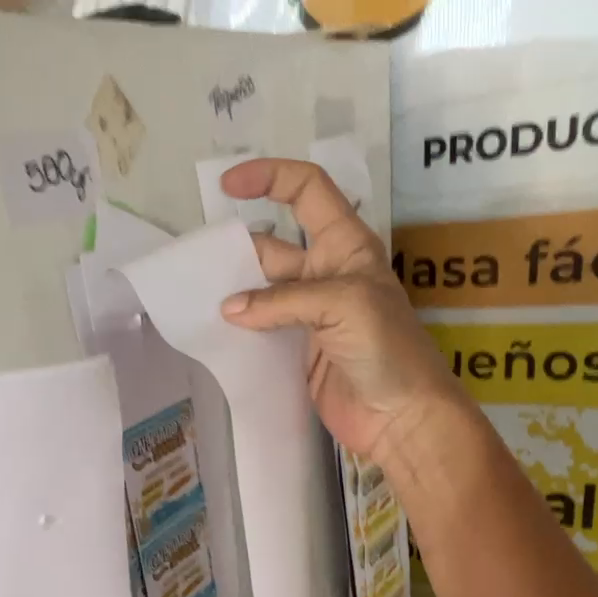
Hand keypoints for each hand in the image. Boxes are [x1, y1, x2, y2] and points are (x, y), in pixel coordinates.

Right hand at [218, 158, 464, 463]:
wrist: (401, 418)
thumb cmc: (387, 349)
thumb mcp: (343, 305)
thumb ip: (283, 301)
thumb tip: (229, 309)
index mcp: (346, 245)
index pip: (307, 192)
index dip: (270, 177)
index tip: (228, 185)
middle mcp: (326, 273)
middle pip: (273, 245)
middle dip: (237, 247)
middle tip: (197, 262)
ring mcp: (310, 315)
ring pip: (261, 291)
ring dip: (233, 291)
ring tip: (196, 296)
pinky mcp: (298, 351)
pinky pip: (261, 330)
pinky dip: (239, 329)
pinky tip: (213, 331)